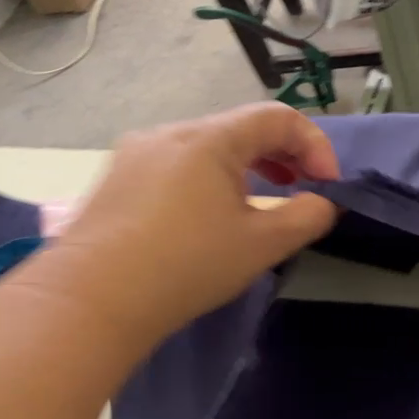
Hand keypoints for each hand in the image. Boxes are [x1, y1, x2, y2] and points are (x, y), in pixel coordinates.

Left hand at [38, 104, 340, 344]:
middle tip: (303, 190)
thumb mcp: (264, 244)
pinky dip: (212, 178)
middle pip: (242, 127)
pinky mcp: (117, 180)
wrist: (91, 300)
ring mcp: (136, 155)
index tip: (327, 186)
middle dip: (284, 155)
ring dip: (249, 167)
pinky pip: (178, 165)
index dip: (315, 146)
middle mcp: (170, 134)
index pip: (278, 117)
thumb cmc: (187, 265)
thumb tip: (321, 202)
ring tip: (263, 201)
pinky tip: (212, 216)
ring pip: (208, 146)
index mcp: (209, 139)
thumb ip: (307, 216)